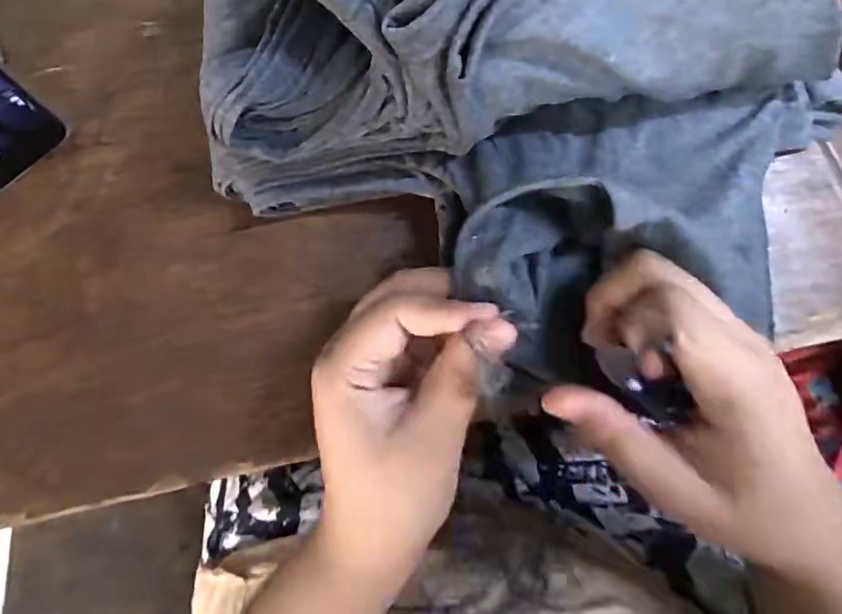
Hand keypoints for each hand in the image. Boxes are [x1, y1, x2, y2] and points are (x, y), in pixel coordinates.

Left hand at [308, 269, 515, 586]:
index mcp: (342, 365)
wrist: (369, 544)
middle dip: (444, 296)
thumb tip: (499, 322)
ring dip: (444, 308)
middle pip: (393, 296)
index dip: (445, 307)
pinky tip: (471, 337)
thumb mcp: (435, 435)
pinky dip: (441, 328)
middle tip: (494, 307)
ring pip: (402, 306)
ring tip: (489, 320)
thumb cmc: (398, 498)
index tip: (494, 314)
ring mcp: (358, 356)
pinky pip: (409, 330)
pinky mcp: (377, 368)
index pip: (394, 311)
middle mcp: (343, 349)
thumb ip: (461, 372)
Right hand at [541, 251, 841, 574]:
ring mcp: (742, 326)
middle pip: (661, 270)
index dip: (628, 321)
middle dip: (612, 295)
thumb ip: (614, 435)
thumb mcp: (671, 487)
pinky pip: (679, 287)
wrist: (809, 518)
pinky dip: (645, 302)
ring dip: (626, 295)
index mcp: (734, 377)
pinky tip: (643, 350)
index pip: (671, 305)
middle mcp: (741, 336)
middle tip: (599, 341)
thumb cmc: (741, 510)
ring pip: (667, 270)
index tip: (615, 364)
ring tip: (616, 344)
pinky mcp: (736, 327)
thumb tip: (551, 397)